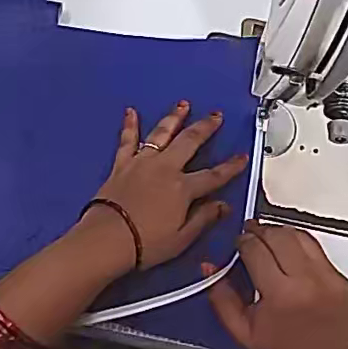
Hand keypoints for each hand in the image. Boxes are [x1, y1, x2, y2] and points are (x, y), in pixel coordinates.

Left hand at [84, 101, 248, 271]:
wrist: (107, 239)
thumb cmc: (143, 243)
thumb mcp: (182, 238)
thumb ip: (204, 218)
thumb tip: (222, 207)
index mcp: (182, 188)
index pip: (214, 175)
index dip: (230, 166)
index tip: (240, 157)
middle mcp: (164, 169)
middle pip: (190, 141)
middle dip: (206, 127)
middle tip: (216, 116)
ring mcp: (142, 163)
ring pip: (162, 133)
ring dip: (174, 117)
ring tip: (183, 105)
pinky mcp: (122, 165)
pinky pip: (127, 140)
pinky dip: (130, 125)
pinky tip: (131, 112)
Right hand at [205, 222, 347, 348]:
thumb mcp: (242, 332)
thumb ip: (221, 297)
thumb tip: (210, 268)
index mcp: (281, 295)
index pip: (256, 250)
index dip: (242, 242)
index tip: (238, 243)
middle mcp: (308, 282)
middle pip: (279, 236)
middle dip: (260, 231)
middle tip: (251, 234)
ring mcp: (328, 279)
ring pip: (300, 236)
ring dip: (281, 233)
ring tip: (269, 240)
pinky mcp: (341, 279)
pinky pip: (318, 250)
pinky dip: (301, 246)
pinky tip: (290, 253)